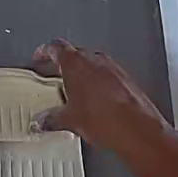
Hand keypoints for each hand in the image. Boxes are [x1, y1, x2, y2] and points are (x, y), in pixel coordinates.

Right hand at [31, 39, 171, 154]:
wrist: (137, 129)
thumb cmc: (105, 118)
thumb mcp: (69, 120)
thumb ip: (52, 118)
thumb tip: (44, 120)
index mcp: (75, 62)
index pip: (55, 47)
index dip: (45, 51)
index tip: (40, 57)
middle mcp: (95, 59)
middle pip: (74, 53)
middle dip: (63, 65)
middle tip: (54, 77)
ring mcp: (113, 67)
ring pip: (92, 64)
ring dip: (82, 74)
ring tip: (75, 94)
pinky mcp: (126, 79)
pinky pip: (107, 75)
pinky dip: (98, 83)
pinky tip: (95, 102)